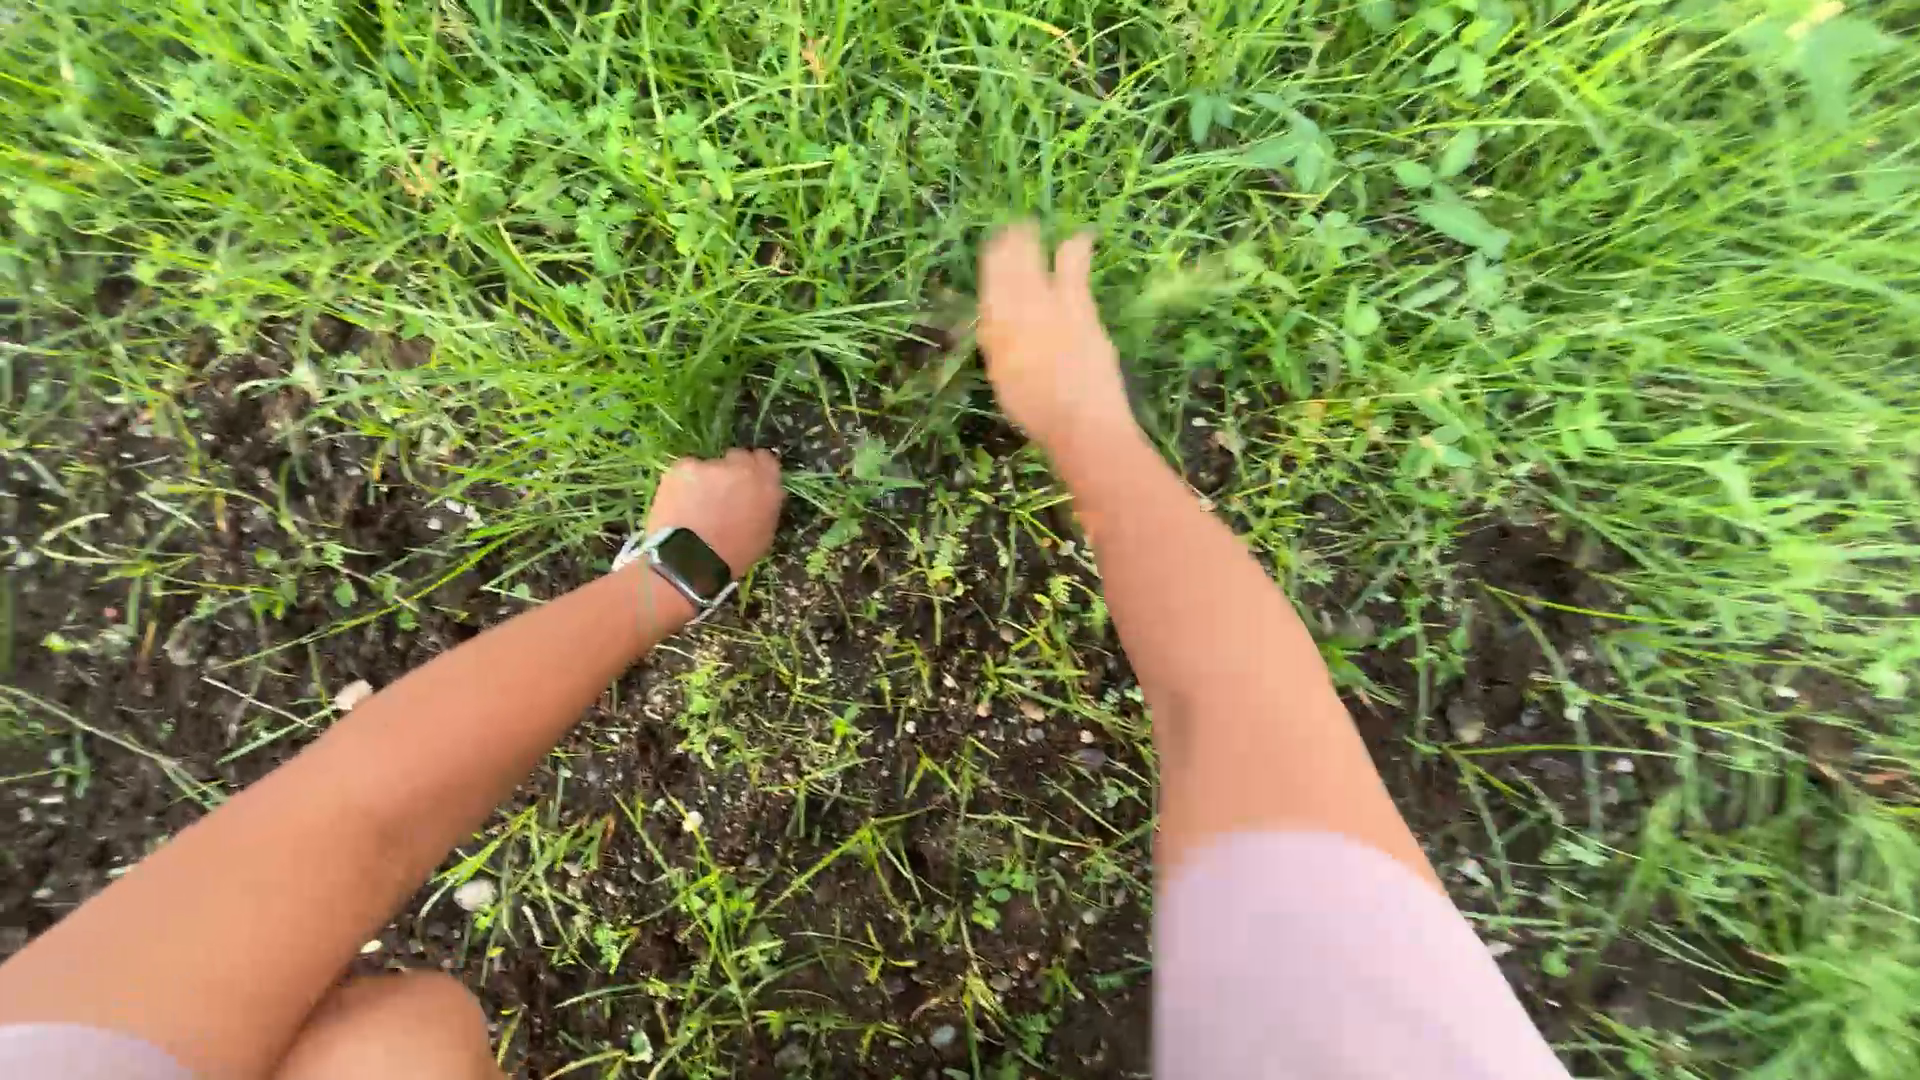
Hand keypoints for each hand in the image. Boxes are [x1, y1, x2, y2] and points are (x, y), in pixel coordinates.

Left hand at [645, 449, 784, 574]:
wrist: (690, 561)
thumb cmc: (733, 555)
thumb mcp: (764, 533)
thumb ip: (766, 504)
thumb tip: (760, 493)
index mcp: (767, 486)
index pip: (767, 460)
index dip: (756, 469)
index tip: (748, 481)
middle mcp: (742, 468)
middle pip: (738, 457)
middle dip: (732, 471)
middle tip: (721, 493)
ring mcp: (711, 465)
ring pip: (709, 465)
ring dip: (706, 479)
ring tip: (695, 505)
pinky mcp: (683, 467)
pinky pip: (686, 470)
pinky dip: (683, 483)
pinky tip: (679, 503)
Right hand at [977, 223, 1136, 456]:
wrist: (1080, 424)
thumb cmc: (1041, 414)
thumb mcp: (1007, 383)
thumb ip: (1001, 350)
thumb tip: (996, 328)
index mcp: (996, 338)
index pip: (988, 295)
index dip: (990, 271)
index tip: (991, 253)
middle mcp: (1014, 317)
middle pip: (1005, 274)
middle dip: (1005, 250)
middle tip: (1008, 232)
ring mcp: (1046, 308)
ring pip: (1031, 265)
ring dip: (1027, 243)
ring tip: (1028, 225)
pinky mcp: (1078, 308)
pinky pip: (1073, 269)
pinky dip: (1076, 250)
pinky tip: (1082, 235)